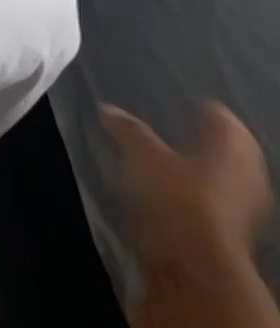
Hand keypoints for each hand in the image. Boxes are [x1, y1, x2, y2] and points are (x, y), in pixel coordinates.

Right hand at [102, 101, 271, 265]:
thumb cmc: (174, 194)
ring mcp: (245, 201)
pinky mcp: (232, 222)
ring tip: (181, 153)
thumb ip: (128, 130)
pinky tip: (181, 183)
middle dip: (213, 137)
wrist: (192, 254)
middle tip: (188, 125)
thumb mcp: (141, 154)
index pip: (226, 122)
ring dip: (209, 162)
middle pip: (234, 148)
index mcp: (232, 151)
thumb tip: (108, 108)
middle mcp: (247, 173)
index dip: (210, 110)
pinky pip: (220, 192)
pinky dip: (204, 183)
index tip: (194, 102)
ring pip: (229, 172)